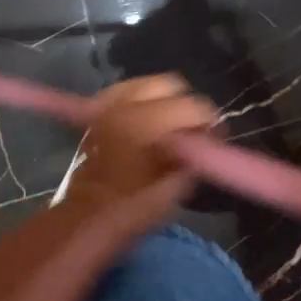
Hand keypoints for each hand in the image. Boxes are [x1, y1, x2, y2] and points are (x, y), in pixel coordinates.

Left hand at [60, 75, 214, 221]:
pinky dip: (141, 99)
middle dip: (186, 104)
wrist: (85, 217)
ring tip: (170, 125)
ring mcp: (108, 103)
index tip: (215, 137)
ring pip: (148, 82)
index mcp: (146, 122)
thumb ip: (194, 158)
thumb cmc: (132, 209)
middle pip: (171, 83)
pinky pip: (127, 90)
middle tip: (193, 129)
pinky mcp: (96, 108)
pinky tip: (147, 120)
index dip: (209, 121)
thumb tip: (209, 139)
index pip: (192, 105)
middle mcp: (125, 103)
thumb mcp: (174, 189)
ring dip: (164, 99)